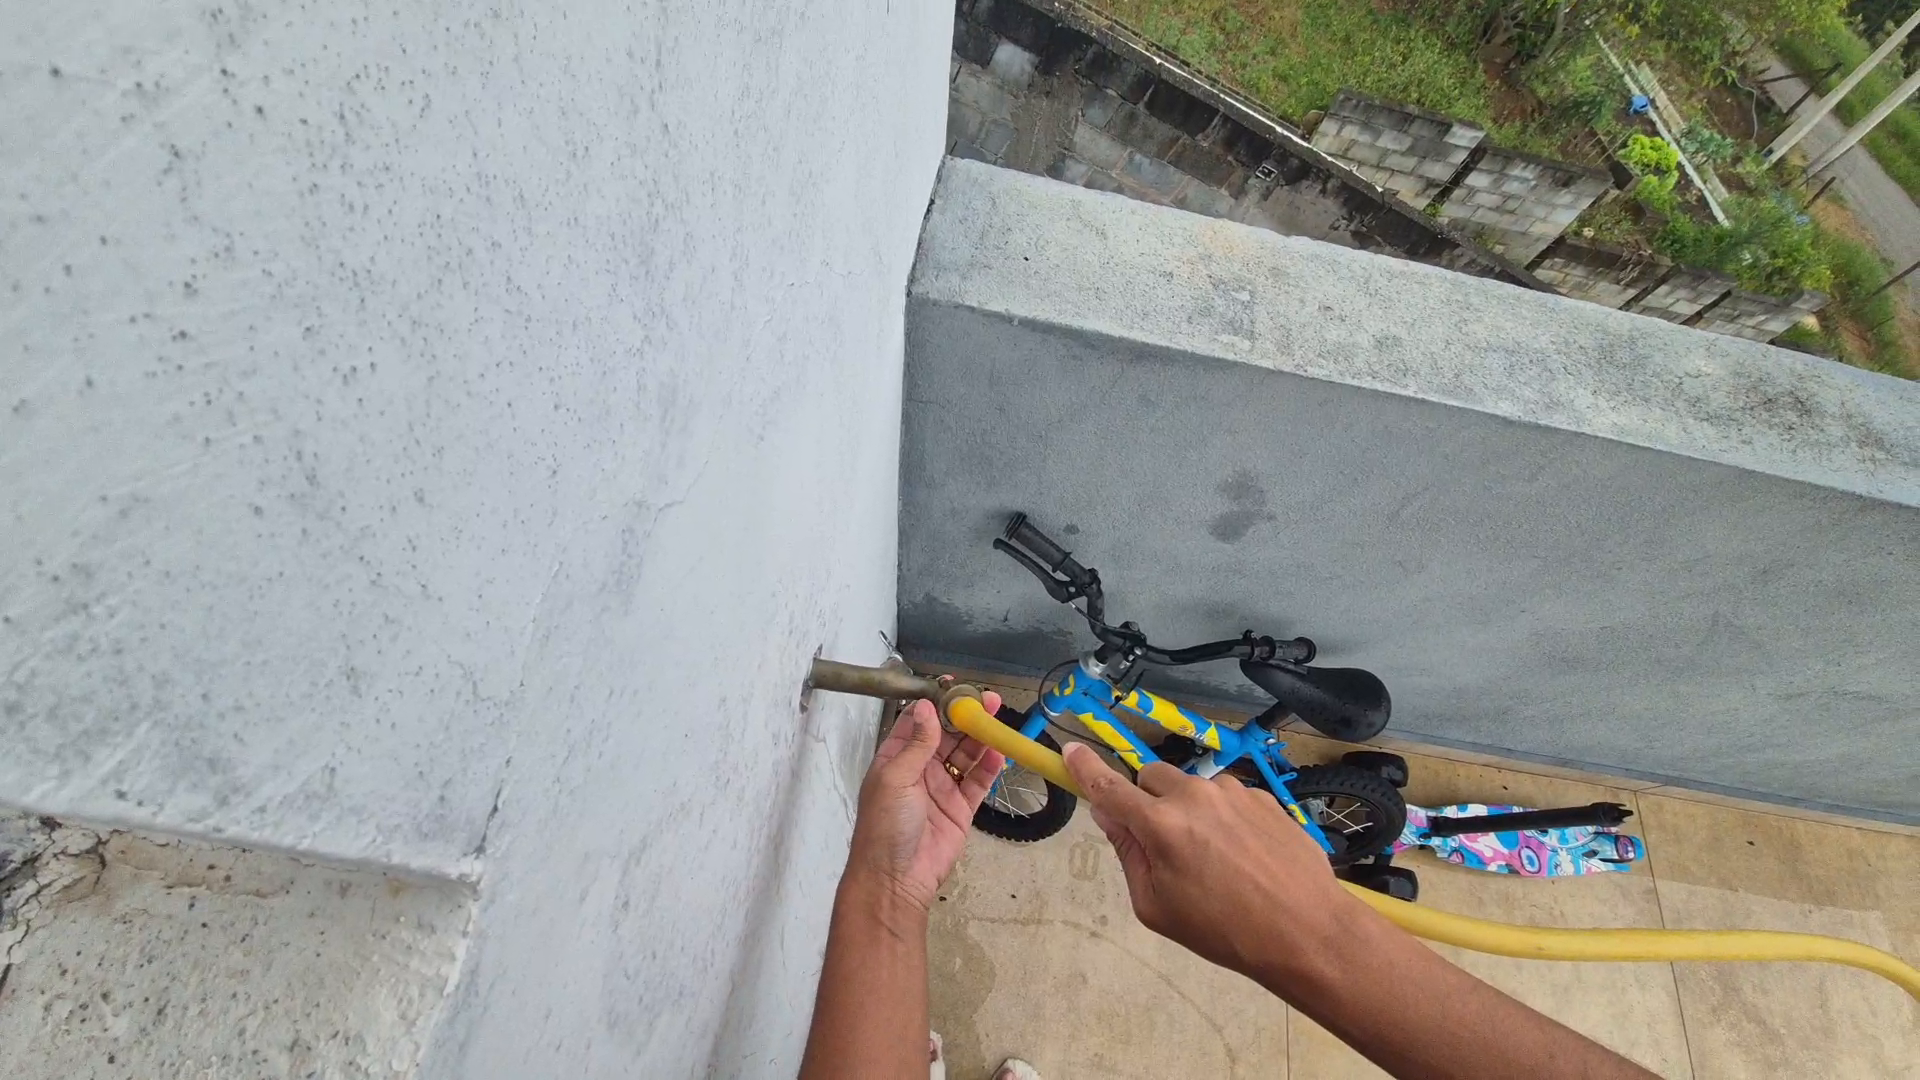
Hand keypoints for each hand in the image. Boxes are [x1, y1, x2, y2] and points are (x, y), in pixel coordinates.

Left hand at [845, 693, 1004, 912]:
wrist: (896, 880)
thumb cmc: (885, 825)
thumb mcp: (895, 778)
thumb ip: (916, 743)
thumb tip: (927, 706)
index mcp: (897, 757)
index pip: (918, 721)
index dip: (936, 702)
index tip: (954, 685)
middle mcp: (920, 768)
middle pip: (947, 735)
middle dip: (965, 716)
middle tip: (987, 700)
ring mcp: (942, 787)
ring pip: (965, 755)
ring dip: (981, 737)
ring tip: (998, 718)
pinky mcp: (961, 808)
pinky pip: (978, 781)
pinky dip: (989, 766)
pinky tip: (1000, 750)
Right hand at [1061, 742, 1362, 978]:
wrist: (1309, 932)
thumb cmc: (1224, 931)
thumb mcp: (1156, 907)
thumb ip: (1128, 854)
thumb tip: (1110, 814)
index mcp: (1160, 825)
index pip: (1109, 788)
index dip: (1085, 768)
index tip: (1069, 749)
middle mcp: (1192, 795)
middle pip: (1149, 777)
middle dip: (1148, 801)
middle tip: (1165, 843)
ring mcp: (1231, 791)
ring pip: (1190, 786)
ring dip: (1189, 809)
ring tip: (1217, 856)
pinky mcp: (1262, 795)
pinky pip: (1226, 796)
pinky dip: (1224, 816)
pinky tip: (1245, 853)